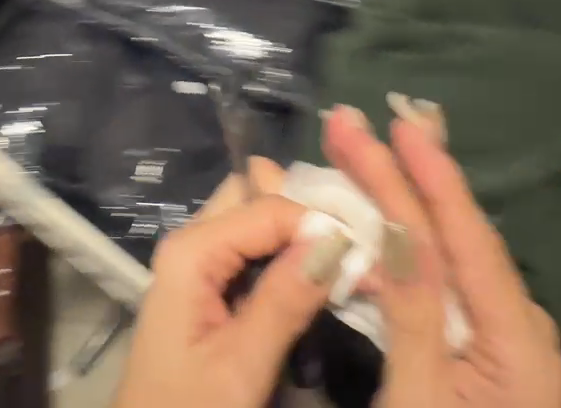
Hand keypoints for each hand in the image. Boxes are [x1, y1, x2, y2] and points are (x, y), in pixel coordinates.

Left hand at [113, 180, 347, 407]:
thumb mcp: (240, 367)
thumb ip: (284, 301)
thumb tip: (334, 240)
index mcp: (193, 250)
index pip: (268, 206)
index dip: (318, 223)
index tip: (367, 254)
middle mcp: (193, 240)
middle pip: (256, 194)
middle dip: (307, 214)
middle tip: (353, 253)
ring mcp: (200, 259)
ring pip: (257, 217)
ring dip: (301, 235)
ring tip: (346, 267)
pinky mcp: (210, 282)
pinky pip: (253, 247)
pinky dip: (288, 256)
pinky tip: (318, 281)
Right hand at [324, 101, 560, 407]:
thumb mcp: (417, 405)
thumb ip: (415, 317)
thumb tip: (400, 231)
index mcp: (521, 344)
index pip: (469, 241)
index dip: (432, 176)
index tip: (398, 125)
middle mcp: (520, 326)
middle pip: (452, 235)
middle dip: (398, 174)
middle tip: (349, 123)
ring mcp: (499, 335)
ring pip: (442, 250)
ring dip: (394, 197)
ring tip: (355, 150)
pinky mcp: (477, 344)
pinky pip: (437, 277)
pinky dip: (400, 239)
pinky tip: (373, 212)